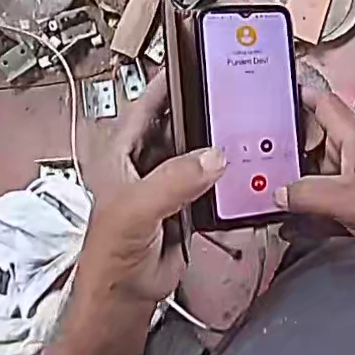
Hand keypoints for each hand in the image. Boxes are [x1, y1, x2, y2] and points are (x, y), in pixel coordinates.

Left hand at [76, 73, 226, 307]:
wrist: (126, 293)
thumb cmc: (111, 252)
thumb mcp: (136, 209)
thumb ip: (171, 181)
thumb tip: (211, 157)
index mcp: (121, 152)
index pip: (146, 106)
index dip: (167, 82)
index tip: (193, 60)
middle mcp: (143, 162)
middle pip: (176, 125)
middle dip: (200, 111)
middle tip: (231, 93)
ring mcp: (165, 182)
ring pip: (195, 152)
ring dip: (214, 143)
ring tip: (243, 125)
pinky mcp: (185, 203)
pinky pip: (208, 179)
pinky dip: (223, 174)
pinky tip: (242, 167)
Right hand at [277, 83, 354, 269]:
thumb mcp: (344, 199)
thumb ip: (305, 193)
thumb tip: (279, 193)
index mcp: (354, 140)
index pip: (324, 104)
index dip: (301, 95)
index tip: (277, 94)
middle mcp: (350, 153)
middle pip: (311, 136)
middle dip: (286, 141)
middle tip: (260, 145)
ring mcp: (348, 176)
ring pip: (310, 166)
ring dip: (291, 174)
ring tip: (267, 179)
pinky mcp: (347, 198)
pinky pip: (315, 192)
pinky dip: (300, 199)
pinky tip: (286, 209)